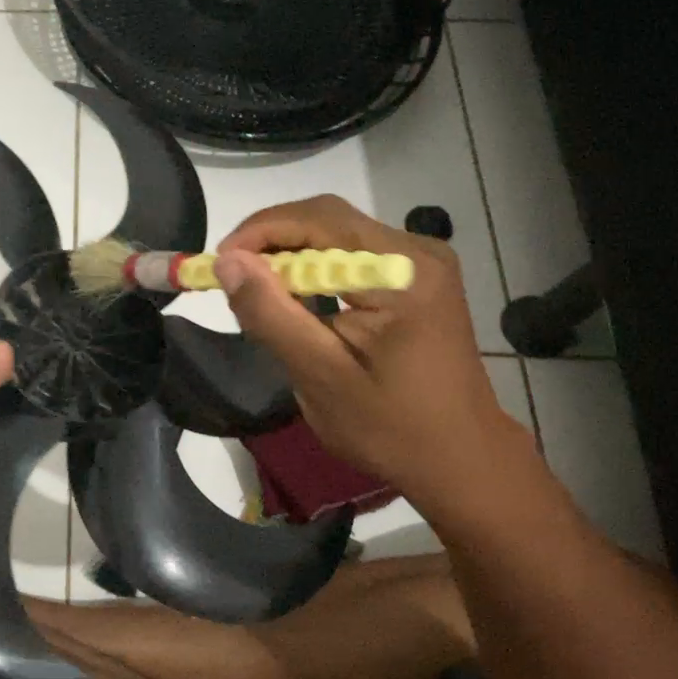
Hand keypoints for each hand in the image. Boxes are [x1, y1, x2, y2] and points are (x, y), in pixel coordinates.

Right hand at [216, 196, 529, 501]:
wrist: (459, 458)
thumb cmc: (390, 428)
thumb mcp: (320, 376)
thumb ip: (272, 314)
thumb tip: (227, 261)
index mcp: (402, 273)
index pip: (319, 220)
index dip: (259, 231)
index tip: (217, 264)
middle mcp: (418, 252)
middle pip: (329, 220)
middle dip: (270, 241)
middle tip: (229, 277)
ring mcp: (423, 263)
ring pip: (338, 236)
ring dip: (290, 256)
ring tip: (254, 291)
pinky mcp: (418, 279)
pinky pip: (354, 256)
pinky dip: (315, 270)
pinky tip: (294, 300)